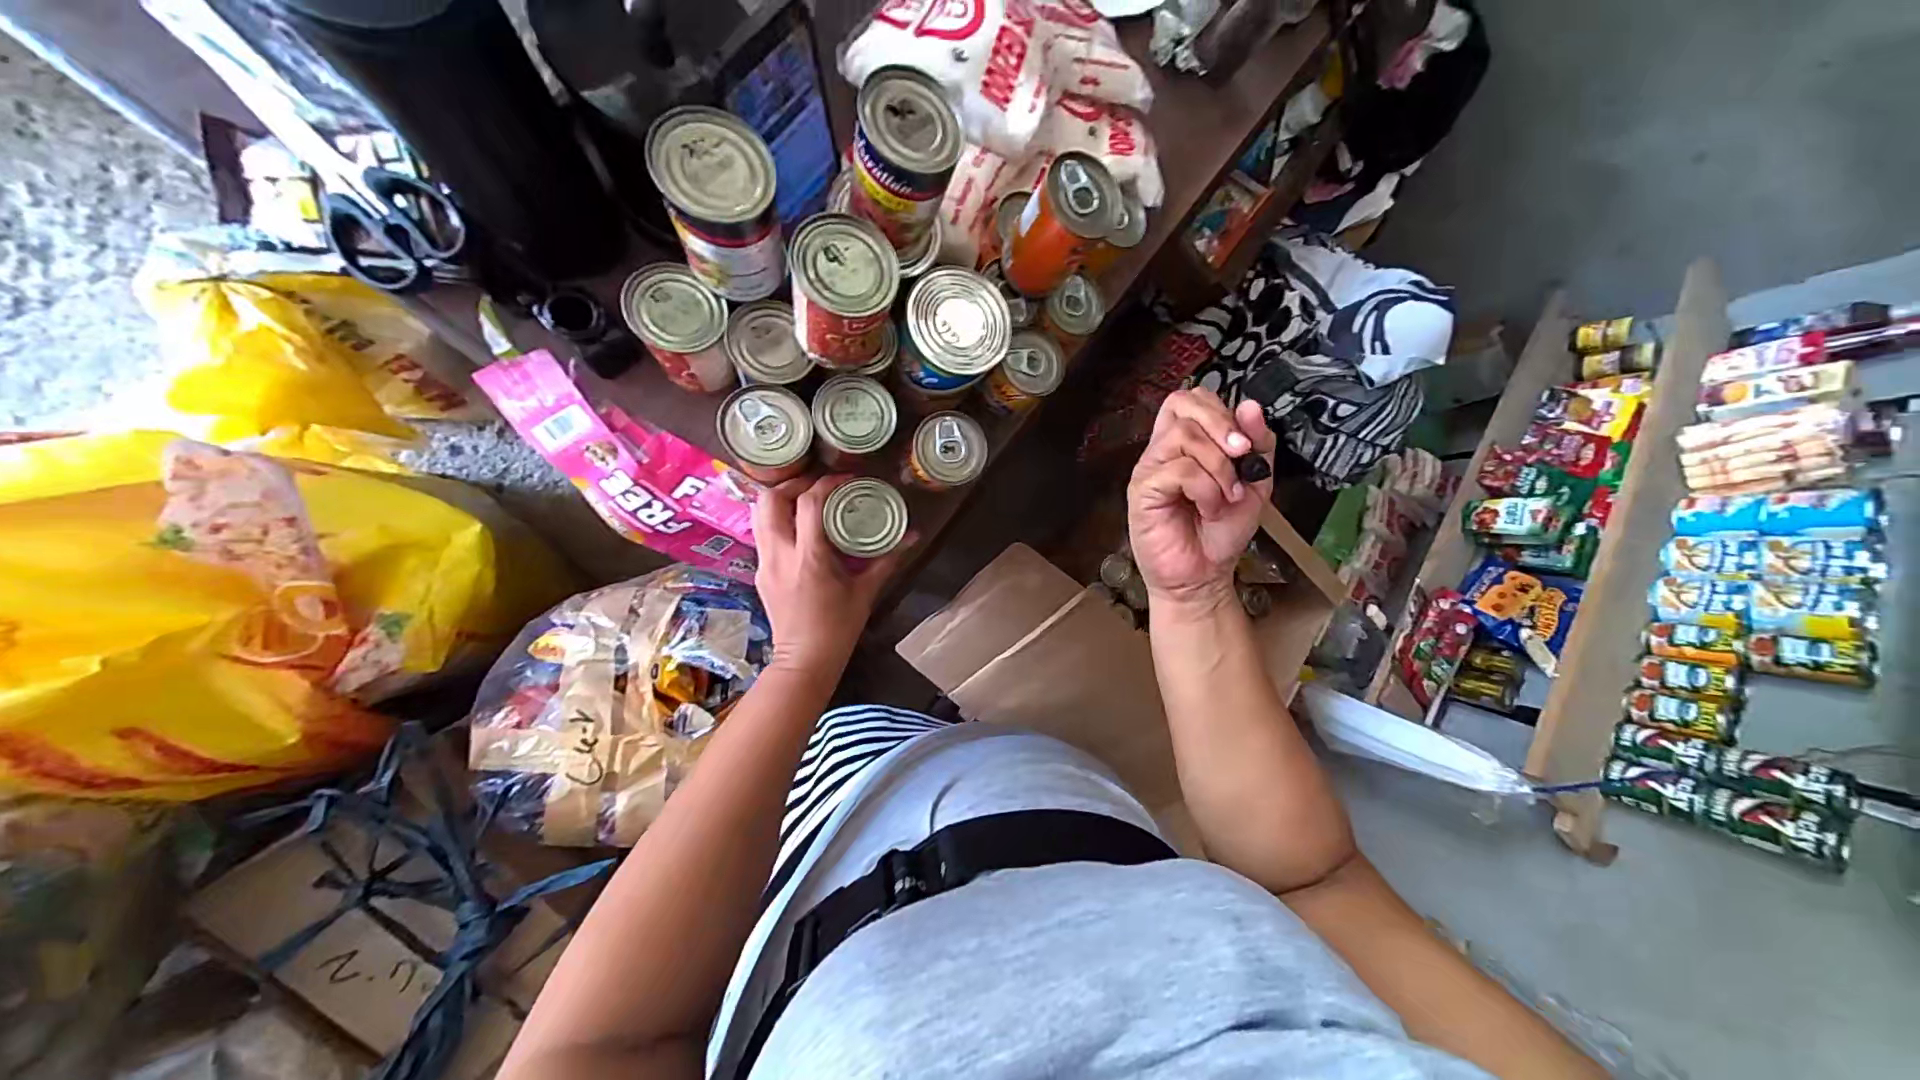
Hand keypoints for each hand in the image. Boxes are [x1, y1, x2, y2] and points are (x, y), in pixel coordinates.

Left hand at [751, 474, 906, 673]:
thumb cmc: (838, 628)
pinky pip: (762, 534)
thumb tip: (914, 536)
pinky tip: (799, 528)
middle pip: (770, 500)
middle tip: (818, 486)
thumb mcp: (866, 591)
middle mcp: (780, 555)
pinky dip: (778, 520)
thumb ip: (888, 559)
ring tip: (805, 500)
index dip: (826, 483)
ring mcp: (764, 563)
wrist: (805, 660)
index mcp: (808, 558)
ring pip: (759, 514)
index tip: (845, 480)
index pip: (808, 504)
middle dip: (793, 484)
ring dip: (780, 499)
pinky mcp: (759, 572)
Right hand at [1126, 388, 1275, 613]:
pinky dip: (1206, 489)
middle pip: (1181, 402)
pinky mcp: (1141, 491)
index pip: (1192, 398)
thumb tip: (1251, 406)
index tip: (1245, 440)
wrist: (1204, 576)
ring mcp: (1149, 469)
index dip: (1220, 408)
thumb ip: (1258, 445)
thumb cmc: (1220, 533)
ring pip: (1184, 436)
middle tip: (1240, 454)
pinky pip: (1179, 470)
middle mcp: (1162, 450)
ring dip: (1219, 467)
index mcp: (1185, 444)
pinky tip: (1210, 509)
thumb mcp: (1254, 483)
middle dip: (1220, 424)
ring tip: (1227, 497)